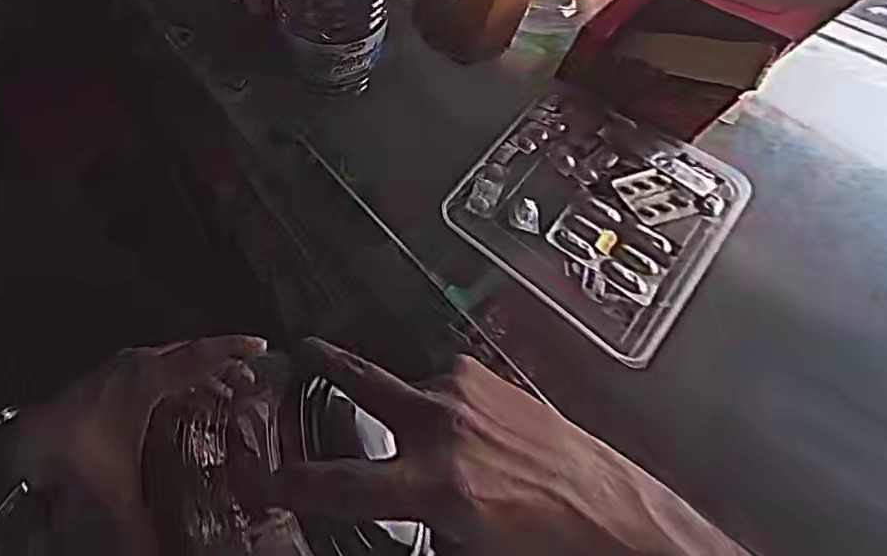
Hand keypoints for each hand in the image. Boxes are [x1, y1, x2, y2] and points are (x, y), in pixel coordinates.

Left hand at [13, 336, 265, 555]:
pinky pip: (150, 369)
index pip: (201, 355)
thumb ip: (155, 539)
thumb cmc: (72, 464)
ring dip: (195, 371)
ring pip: (168, 359)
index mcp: (147, 378)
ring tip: (217, 394)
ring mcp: (116, 367)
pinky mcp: (104, 378)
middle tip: (247, 380)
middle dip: (221, 363)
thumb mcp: (122, 506)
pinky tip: (174, 406)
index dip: (235, 349)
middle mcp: (135, 364)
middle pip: (188, 352)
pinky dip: (172, 379)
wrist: (17, 454)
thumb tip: (180, 555)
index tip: (263, 348)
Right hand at [271, 339, 746, 555]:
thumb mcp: (470, 547)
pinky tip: (463, 430)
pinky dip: (437, 404)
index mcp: (437, 482)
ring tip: (430, 439)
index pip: (346, 483)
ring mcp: (461, 389)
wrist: (618, 515)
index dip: (298, 482)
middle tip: (300, 351)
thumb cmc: (548, 543)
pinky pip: (438, 383)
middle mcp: (442, 423)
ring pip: (405, 388)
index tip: (268, 475)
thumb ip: (418, 519)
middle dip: (322, 362)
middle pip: (360, 380)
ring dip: (404, 408)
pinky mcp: (481, 374)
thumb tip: (385, 507)